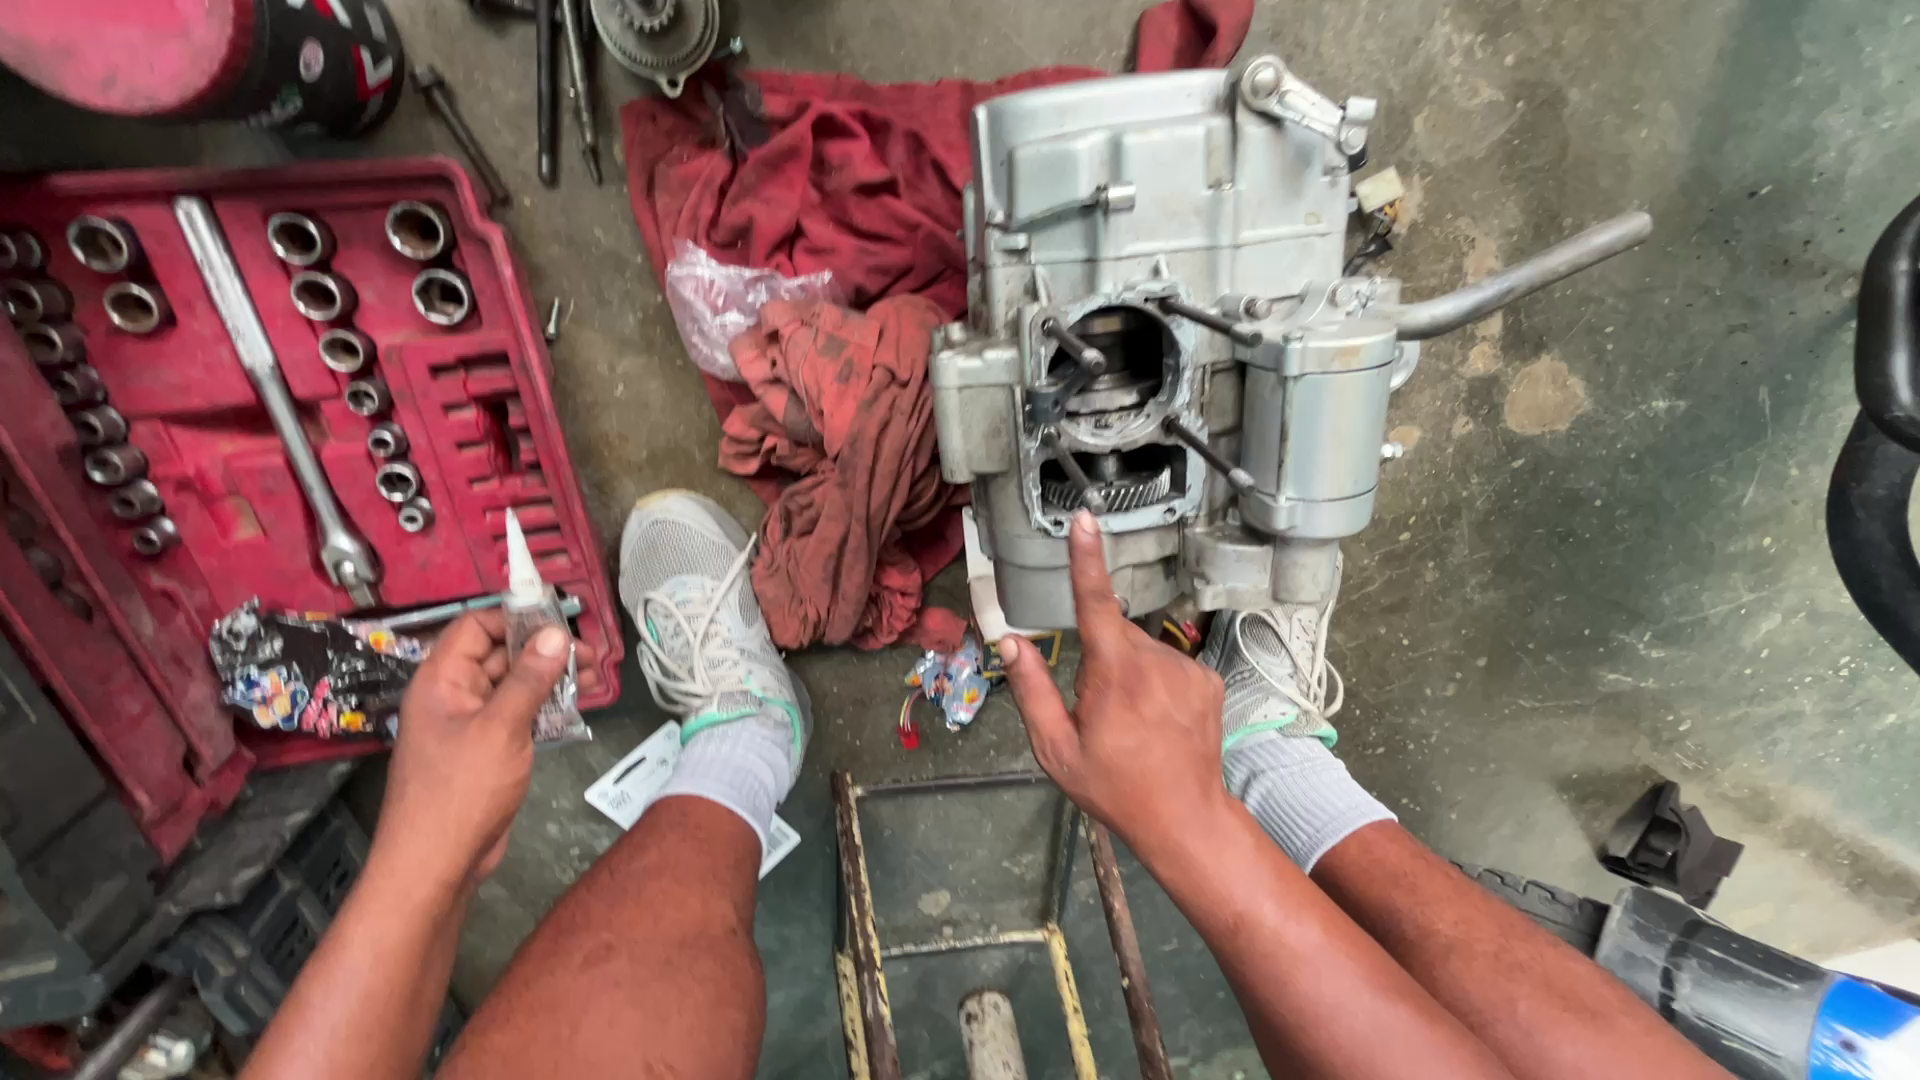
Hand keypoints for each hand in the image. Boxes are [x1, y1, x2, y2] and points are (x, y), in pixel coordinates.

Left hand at [373, 611, 599, 889]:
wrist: (437, 864)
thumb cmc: (460, 791)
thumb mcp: (501, 728)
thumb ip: (529, 679)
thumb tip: (555, 635)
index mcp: (441, 682)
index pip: (475, 628)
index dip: (514, 619)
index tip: (558, 620)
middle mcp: (454, 695)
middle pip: (500, 654)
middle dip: (544, 649)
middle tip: (589, 653)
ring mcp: (471, 723)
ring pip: (515, 684)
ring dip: (551, 677)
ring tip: (593, 676)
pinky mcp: (488, 747)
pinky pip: (519, 711)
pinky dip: (547, 704)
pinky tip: (577, 705)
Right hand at [998, 511, 1229, 852]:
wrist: (1185, 818)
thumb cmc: (1113, 786)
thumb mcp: (1056, 748)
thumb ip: (1030, 690)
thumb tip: (1011, 642)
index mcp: (1115, 672)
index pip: (1094, 602)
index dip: (1086, 557)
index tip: (1085, 519)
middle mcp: (1155, 659)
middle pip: (1114, 635)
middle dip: (1099, 662)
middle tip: (1101, 715)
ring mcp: (1188, 668)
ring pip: (1142, 651)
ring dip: (1129, 673)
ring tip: (1134, 722)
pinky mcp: (1208, 678)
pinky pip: (1168, 664)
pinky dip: (1156, 681)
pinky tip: (1159, 719)